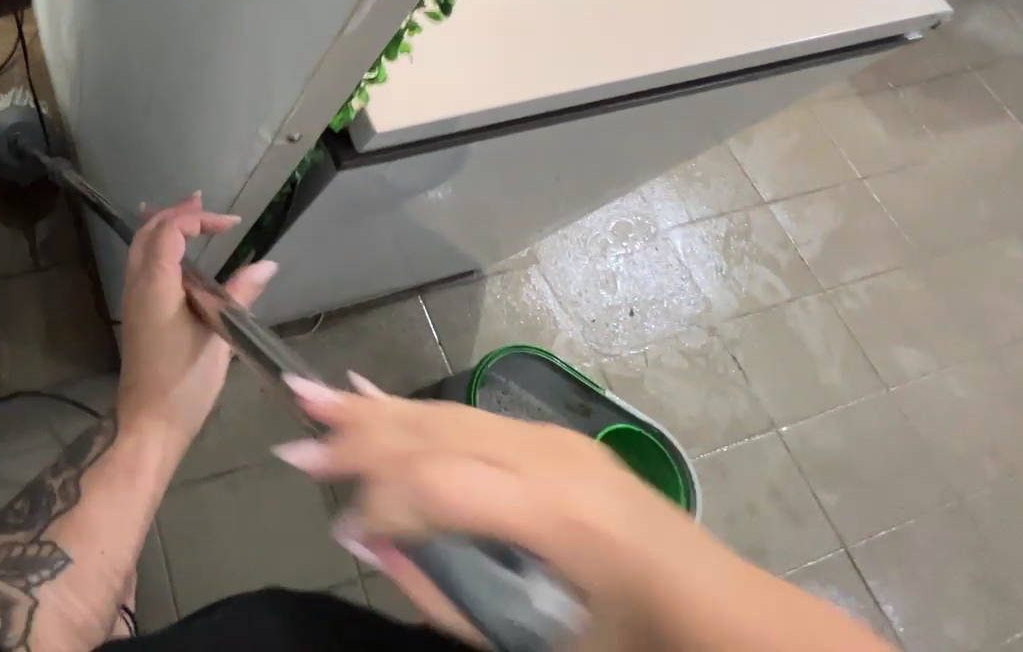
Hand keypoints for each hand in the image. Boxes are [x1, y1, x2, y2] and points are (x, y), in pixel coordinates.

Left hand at [114, 193, 276, 448]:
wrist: (148, 424)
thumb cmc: (184, 383)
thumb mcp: (218, 338)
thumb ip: (238, 297)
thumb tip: (268, 265)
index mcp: (155, 286)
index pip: (170, 231)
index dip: (198, 218)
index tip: (233, 225)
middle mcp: (137, 285)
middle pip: (148, 231)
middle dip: (176, 213)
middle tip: (205, 203)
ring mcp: (133, 298)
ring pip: (142, 247)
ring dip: (166, 227)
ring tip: (193, 216)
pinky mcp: (137, 312)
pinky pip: (144, 264)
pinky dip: (161, 247)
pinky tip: (180, 254)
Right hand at [274, 378, 723, 646]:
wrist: (727, 611)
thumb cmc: (634, 641)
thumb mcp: (540, 642)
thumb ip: (444, 592)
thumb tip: (367, 544)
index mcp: (559, 517)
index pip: (443, 487)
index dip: (382, 503)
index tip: (342, 528)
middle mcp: (549, 458)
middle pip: (434, 433)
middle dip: (360, 438)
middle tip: (296, 441)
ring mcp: (550, 436)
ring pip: (442, 413)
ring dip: (372, 410)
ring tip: (312, 400)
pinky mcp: (547, 433)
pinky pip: (463, 414)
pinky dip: (408, 408)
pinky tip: (368, 395)